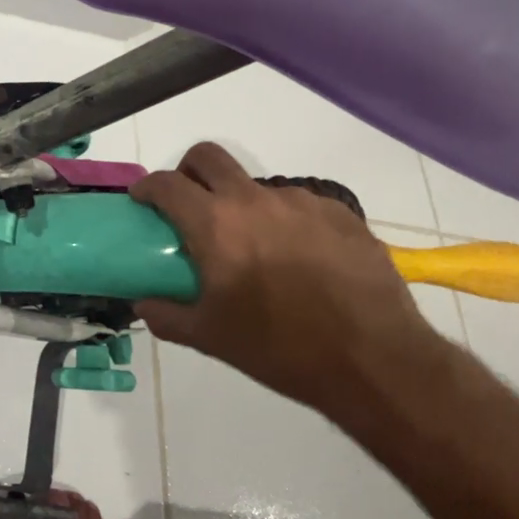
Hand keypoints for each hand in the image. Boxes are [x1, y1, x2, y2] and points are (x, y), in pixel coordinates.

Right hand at [130, 142, 445, 409]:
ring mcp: (302, 203)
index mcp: (215, 225)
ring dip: (242, 204)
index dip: (147, 187)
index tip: (142, 200)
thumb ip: (166, 315)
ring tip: (253, 247)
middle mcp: (254, 201)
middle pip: (208, 157)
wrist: (375, 361)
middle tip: (190, 206)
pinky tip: (299, 260)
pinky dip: (286, 222)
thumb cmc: (280, 349)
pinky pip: (300, 206)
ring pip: (256, 186)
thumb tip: (143, 303)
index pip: (166, 184)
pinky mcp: (341, 215)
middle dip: (188, 172)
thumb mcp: (210, 338)